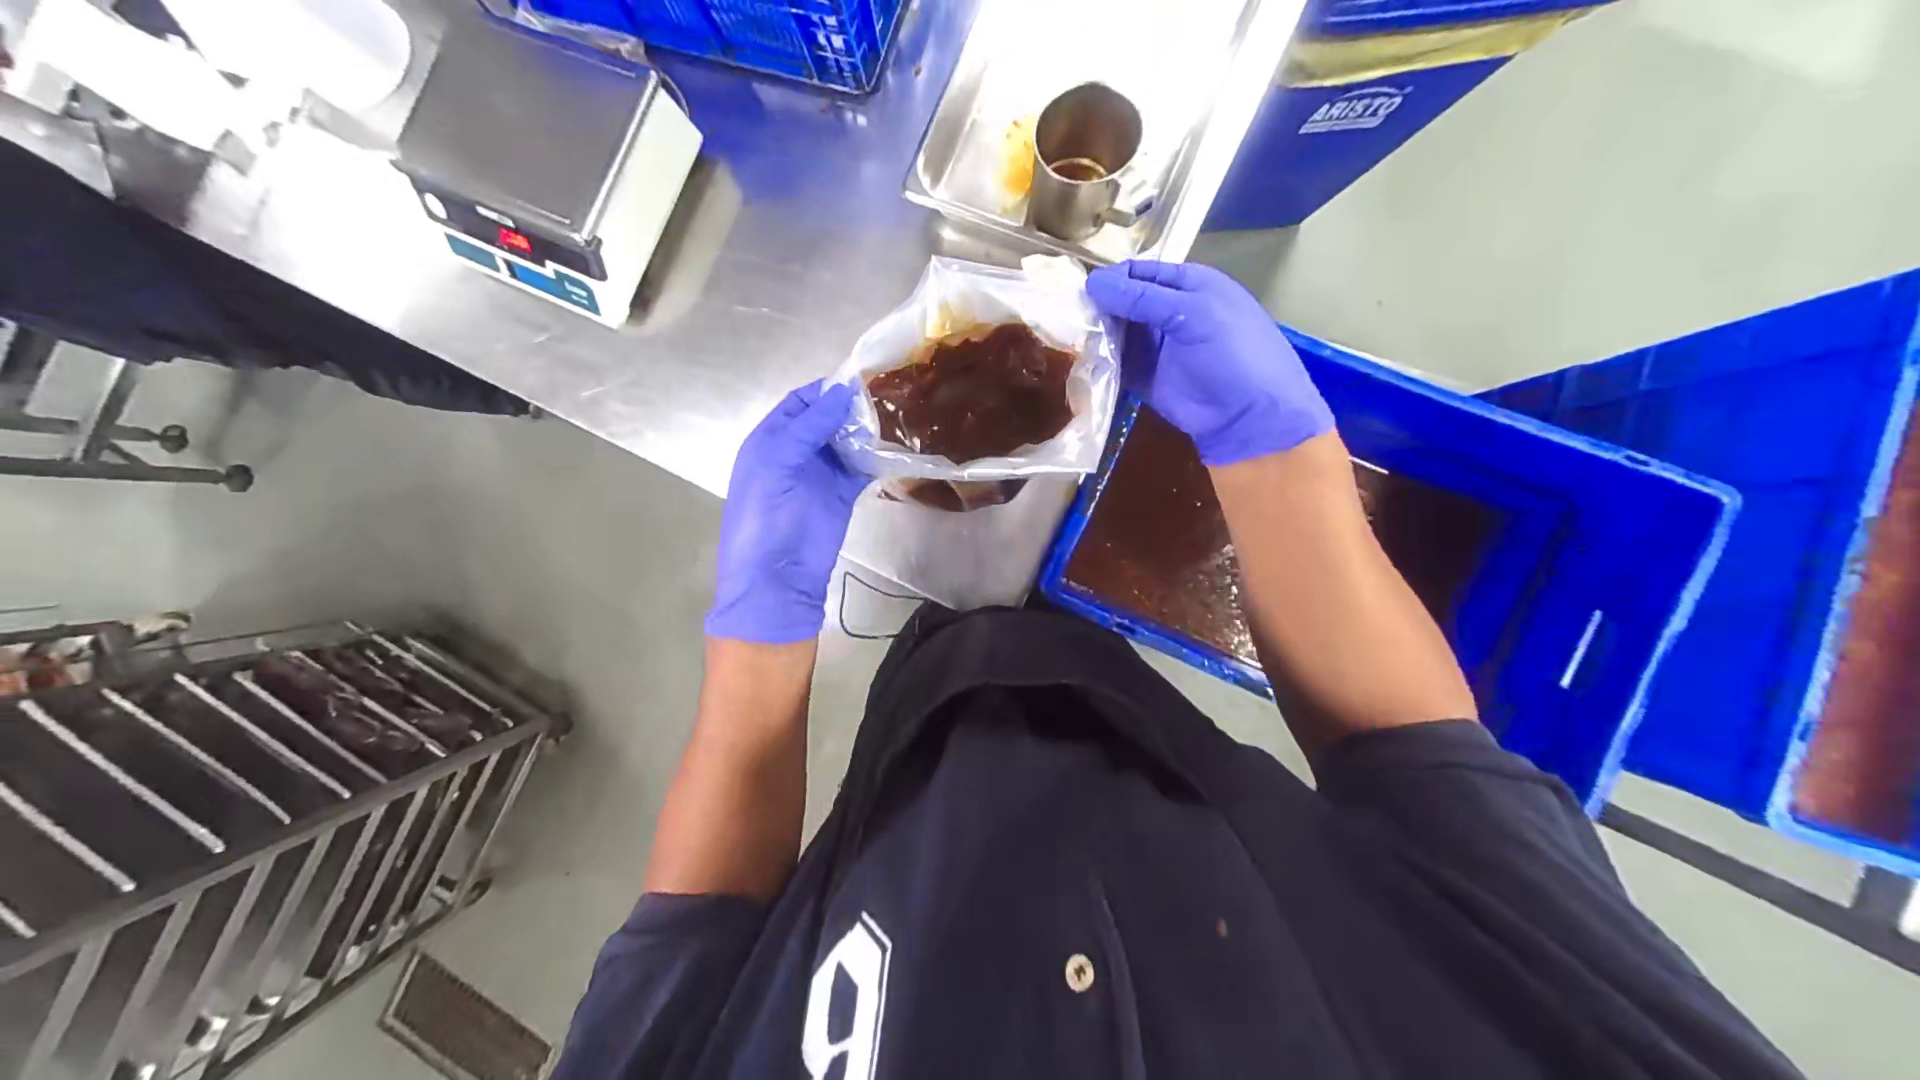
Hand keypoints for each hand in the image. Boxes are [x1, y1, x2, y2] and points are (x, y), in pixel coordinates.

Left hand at [706, 382, 870, 643]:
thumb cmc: (765, 517)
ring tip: (896, 412)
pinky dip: (875, 456)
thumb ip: (808, 427)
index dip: (825, 390)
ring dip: (864, 430)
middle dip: (850, 407)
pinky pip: (860, 467)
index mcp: (770, 441)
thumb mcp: (777, 463)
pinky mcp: (842, 494)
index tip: (858, 377)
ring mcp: (820, 474)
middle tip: (886, 393)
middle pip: (826, 420)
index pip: (800, 404)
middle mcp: (796, 453)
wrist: (777, 577)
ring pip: (845, 441)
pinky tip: (894, 445)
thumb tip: (842, 392)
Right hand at [1086, 260, 1331, 464]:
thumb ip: (1141, 298)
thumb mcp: (1191, 314)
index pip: (1140, 272)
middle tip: (1067, 314)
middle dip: (1100, 306)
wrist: (1248, 416)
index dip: (1112, 278)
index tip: (1079, 289)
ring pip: (1117, 332)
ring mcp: (1156, 347)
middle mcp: (1170, 312)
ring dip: (1097, 334)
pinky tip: (1080, 359)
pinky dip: (1101, 361)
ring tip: (1068, 336)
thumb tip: (1092, 282)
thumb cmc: (1231, 353)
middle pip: (1124, 301)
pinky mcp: (1145, 378)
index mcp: (1188, 285)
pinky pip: (1117, 363)